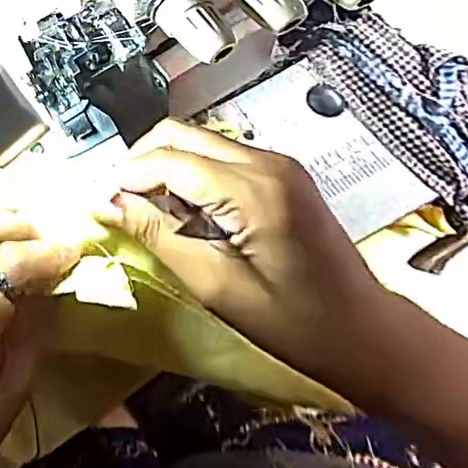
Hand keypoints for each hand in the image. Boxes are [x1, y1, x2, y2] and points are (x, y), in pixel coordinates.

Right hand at [93, 119, 399, 400]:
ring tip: (150, 212)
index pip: (169, 159)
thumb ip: (157, 236)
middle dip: (140, 161)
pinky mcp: (279, 171)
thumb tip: (108, 202)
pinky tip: (186, 212)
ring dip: (164, 167)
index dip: (126, 175)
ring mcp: (276, 161)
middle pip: (180, 133)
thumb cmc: (297, 325)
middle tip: (118, 201)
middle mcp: (265, 160)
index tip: (98, 198)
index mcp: (254, 189)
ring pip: (196, 140)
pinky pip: (218, 156)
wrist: (369, 334)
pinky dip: (190, 174)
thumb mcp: (217, 287)